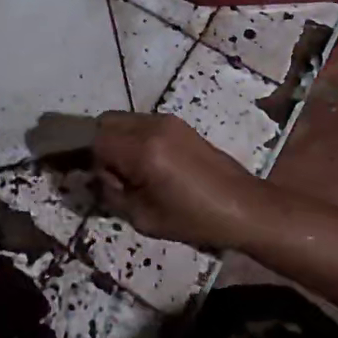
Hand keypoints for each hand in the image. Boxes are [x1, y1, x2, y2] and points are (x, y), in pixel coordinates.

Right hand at [90, 112, 264, 249]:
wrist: (242, 206)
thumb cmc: (194, 219)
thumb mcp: (144, 218)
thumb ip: (112, 195)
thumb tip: (98, 180)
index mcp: (144, 150)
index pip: (97, 141)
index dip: (95, 164)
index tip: (111, 185)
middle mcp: (153, 126)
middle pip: (106, 122)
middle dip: (103, 146)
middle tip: (118, 176)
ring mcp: (168, 120)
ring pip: (124, 119)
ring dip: (119, 140)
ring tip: (136, 171)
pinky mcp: (180, 123)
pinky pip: (143, 122)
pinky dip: (135, 137)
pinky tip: (152, 164)